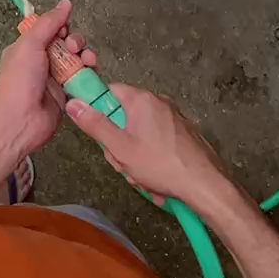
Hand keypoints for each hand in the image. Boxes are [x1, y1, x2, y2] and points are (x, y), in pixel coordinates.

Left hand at [0, 0, 96, 156]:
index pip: (51, 30)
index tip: (65, 30)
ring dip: (86, 56)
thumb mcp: (30, 44)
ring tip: (88, 60)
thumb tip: (65, 3)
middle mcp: (42, 62)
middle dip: (76, 42)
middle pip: (67, 45)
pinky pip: (83, 81)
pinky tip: (93, 72)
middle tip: (74, 48)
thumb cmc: (19, 80)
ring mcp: (55, 80)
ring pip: (78, 62)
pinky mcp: (67, 96)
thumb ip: (49, 23)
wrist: (19, 120)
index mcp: (28, 48)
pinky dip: (90, 75)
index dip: (62, 27)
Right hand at [67, 84, 238, 217]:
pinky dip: (152, 157)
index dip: (99, 111)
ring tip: (143, 176)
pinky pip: (157, 141)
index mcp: (142, 100)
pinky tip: (157, 177)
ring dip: (135, 155)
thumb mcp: (120, 148)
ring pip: (140, 132)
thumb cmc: (161, 165)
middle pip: (124, 116)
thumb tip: (72, 103)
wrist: (206, 186)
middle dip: (119, 143)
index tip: (99, 133)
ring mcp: (174, 118)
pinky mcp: (183, 133)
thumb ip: (94, 124)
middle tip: (124, 163)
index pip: (109, 91)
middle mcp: (159, 102)